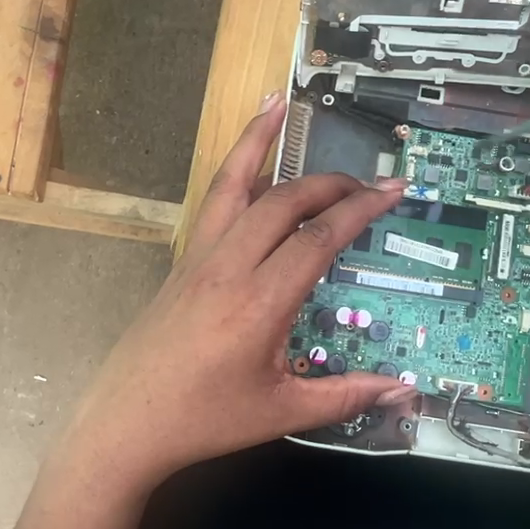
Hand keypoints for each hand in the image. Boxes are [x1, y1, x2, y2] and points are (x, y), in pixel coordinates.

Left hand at [55, 91, 416, 485]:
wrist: (125, 424)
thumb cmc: (204, 421)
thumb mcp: (282, 413)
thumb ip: (346, 396)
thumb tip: (403, 391)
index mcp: (259, 303)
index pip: (318, 239)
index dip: (360, 209)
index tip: (392, 191)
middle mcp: (228, 266)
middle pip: (284, 202)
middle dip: (330, 183)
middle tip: (366, 183)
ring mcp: (199, 258)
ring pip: (234, 184)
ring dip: (259, 141)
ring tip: (278, 104)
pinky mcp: (181, 262)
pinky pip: (212, 203)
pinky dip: (232, 170)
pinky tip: (244, 161)